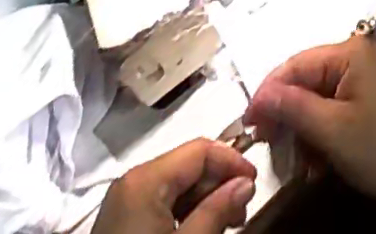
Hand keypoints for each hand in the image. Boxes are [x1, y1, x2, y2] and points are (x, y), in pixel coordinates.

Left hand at [91, 139, 256, 233]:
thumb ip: (217, 210)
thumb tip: (246, 182)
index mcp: (146, 179)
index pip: (200, 150)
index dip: (232, 161)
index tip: (254, 184)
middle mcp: (132, 182)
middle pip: (188, 166)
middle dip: (219, 183)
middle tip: (241, 211)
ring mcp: (124, 204)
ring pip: (177, 186)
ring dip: (205, 200)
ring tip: (226, 223)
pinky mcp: (121, 224)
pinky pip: (161, 204)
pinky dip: (185, 213)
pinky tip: (200, 230)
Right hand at [244, 37, 375, 210]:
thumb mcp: (331, 130)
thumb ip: (292, 108)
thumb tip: (258, 96)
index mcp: (348, 52)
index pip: (293, 64)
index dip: (267, 94)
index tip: (247, 128)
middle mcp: (355, 56)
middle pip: (304, 81)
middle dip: (288, 118)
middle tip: (273, 150)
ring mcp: (363, 78)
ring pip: (315, 101)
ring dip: (304, 133)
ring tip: (305, 165)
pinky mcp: (368, 100)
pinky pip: (332, 111)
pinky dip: (321, 137)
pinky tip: (320, 165)